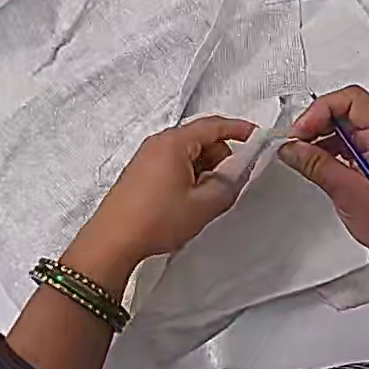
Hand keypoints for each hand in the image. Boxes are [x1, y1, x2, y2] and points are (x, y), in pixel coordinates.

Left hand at [64, 115, 255, 292]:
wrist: (113, 242)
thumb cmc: (151, 220)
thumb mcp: (203, 204)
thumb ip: (230, 183)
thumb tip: (240, 170)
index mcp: (174, 142)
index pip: (214, 125)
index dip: (239, 130)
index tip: (256, 137)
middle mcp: (158, 144)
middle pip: (202, 139)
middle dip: (222, 158)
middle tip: (232, 182)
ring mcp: (147, 158)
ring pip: (188, 154)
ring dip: (205, 171)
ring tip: (207, 200)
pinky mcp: (141, 173)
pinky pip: (174, 165)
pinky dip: (189, 177)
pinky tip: (190, 202)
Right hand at [277, 87, 368, 317]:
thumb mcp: (348, 190)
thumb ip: (316, 164)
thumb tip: (292, 148)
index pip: (351, 100)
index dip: (320, 111)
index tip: (301, 131)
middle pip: (347, 108)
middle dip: (318, 121)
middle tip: (297, 140)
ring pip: (346, 125)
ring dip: (322, 135)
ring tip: (304, 153)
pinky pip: (350, 142)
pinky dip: (330, 148)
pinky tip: (317, 161)